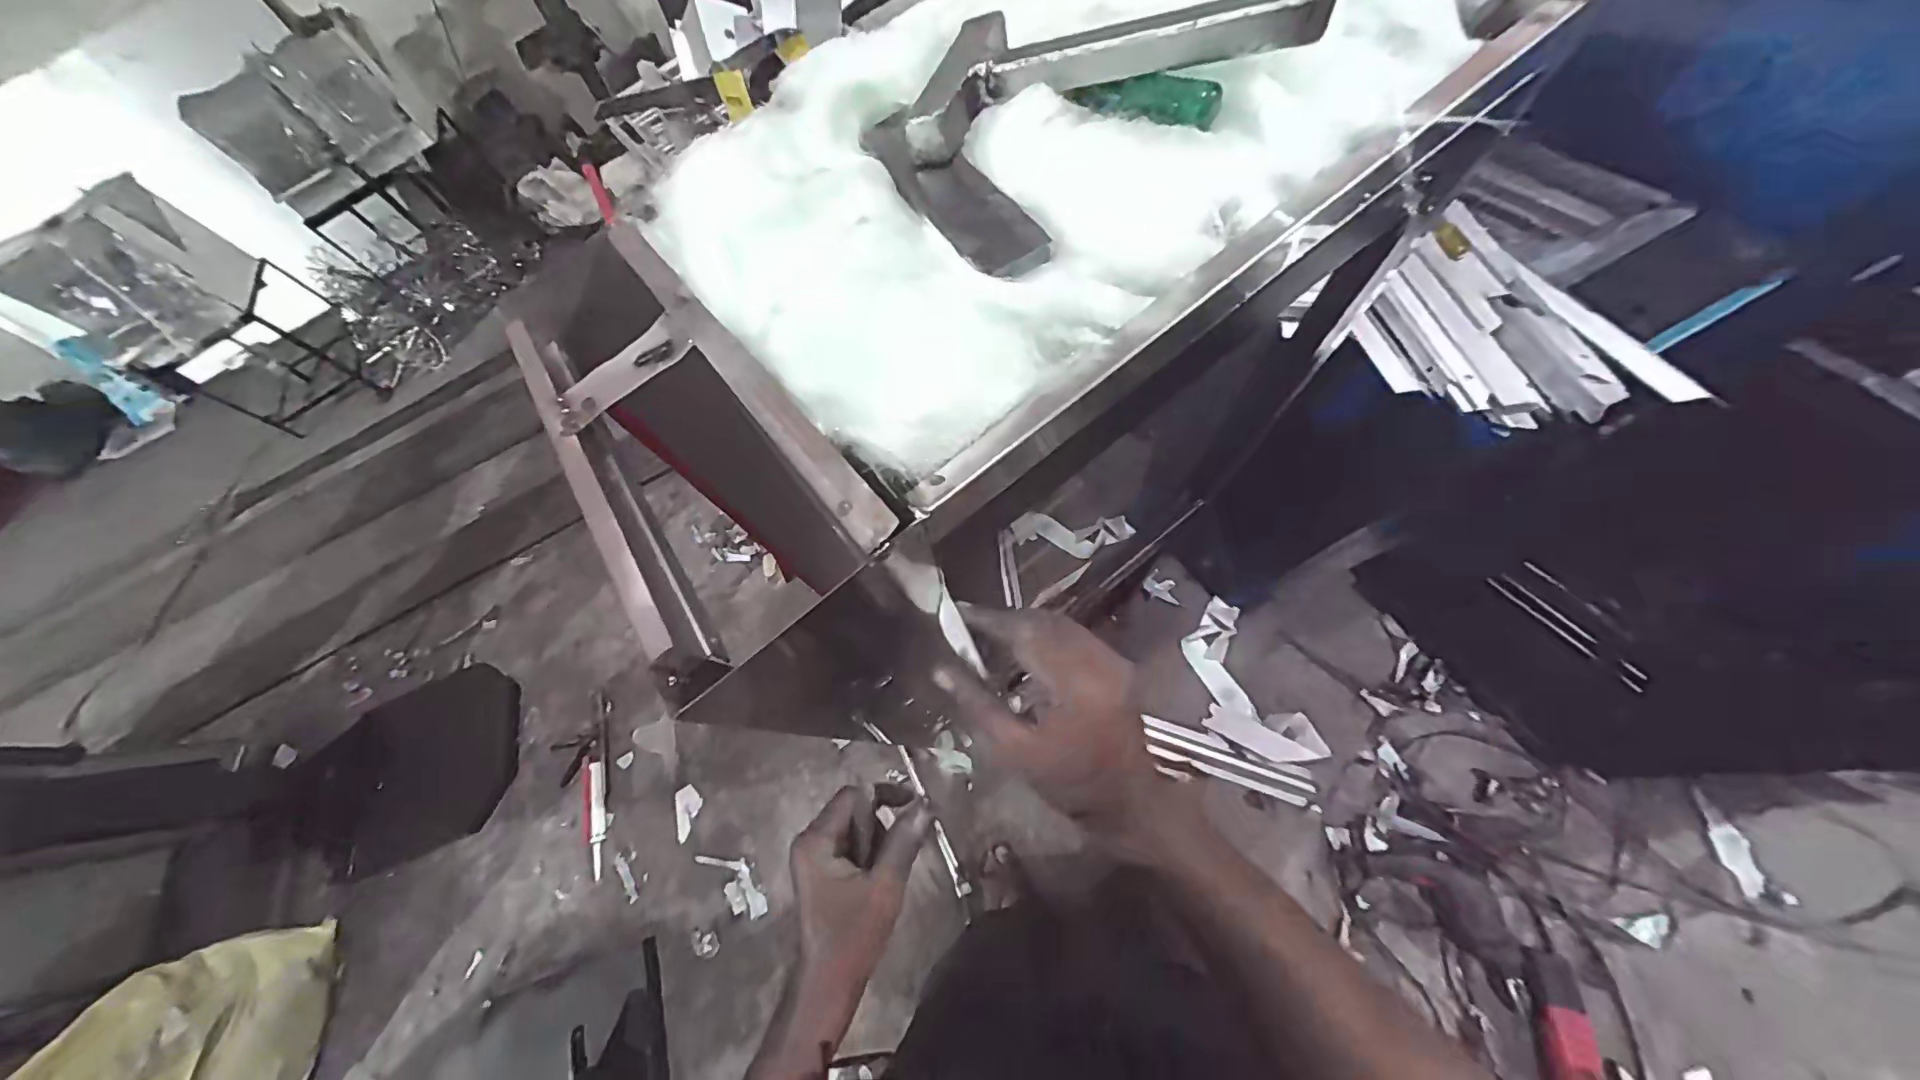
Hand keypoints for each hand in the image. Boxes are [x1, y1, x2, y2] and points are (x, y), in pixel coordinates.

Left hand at [790, 784, 930, 990]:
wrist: (828, 984)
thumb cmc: (853, 935)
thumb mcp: (884, 885)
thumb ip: (903, 841)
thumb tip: (924, 804)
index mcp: (816, 840)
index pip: (854, 795)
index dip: (885, 795)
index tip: (915, 806)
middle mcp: (810, 841)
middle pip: (855, 811)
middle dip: (882, 827)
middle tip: (900, 855)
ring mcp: (814, 857)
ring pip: (856, 829)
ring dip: (879, 844)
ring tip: (886, 877)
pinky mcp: (822, 872)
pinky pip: (852, 848)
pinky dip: (871, 856)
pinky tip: (880, 881)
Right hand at [935, 605, 1187, 857]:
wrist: (1146, 799)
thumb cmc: (1077, 783)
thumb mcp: (1019, 751)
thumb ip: (979, 706)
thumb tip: (943, 671)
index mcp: (1069, 676)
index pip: (1019, 631)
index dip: (984, 619)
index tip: (956, 615)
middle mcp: (1092, 653)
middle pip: (1039, 619)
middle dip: (1002, 619)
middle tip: (971, 626)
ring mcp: (1109, 655)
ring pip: (1056, 624)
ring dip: (1023, 626)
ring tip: (993, 639)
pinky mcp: (1116, 661)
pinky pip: (1070, 635)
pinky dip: (1044, 637)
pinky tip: (1026, 654)